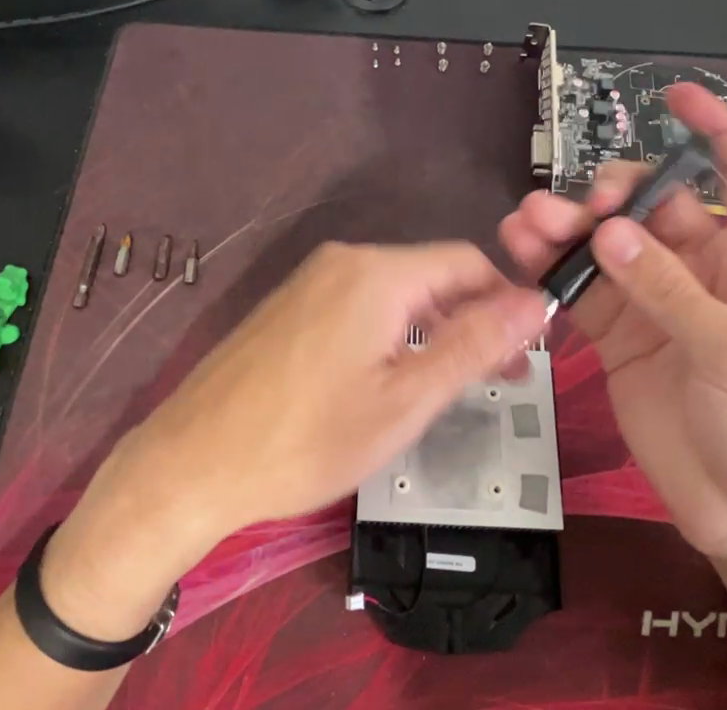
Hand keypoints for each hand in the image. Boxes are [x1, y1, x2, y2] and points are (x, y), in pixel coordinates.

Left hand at [122, 241, 545, 535]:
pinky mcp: (288, 307)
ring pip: (395, 293)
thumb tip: (536, 303)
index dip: (506, 302)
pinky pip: (359, 306)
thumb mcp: (404, 401)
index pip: (467, 261)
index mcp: (375, 273)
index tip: (525, 355)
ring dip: (432, 330)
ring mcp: (308, 282)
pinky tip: (390, 380)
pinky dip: (390, 335)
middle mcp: (342, 262)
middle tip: (496, 380)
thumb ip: (472, 345)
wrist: (190, 464)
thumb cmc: (305, 440)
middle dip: (470, 320)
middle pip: (430, 275)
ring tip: (448, 387)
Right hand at [499, 83, 726, 558]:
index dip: (715, 130)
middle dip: (612, 196)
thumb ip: (669, 289)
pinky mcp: (623, 340)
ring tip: (526, 222)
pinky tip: (522, 258)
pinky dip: (554, 275)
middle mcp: (708, 270)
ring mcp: (661, 305)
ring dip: (568, 230)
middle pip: (653, 207)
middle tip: (579, 210)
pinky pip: (585, 293)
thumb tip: (608, 232)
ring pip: (609, 247)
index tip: (674, 94)